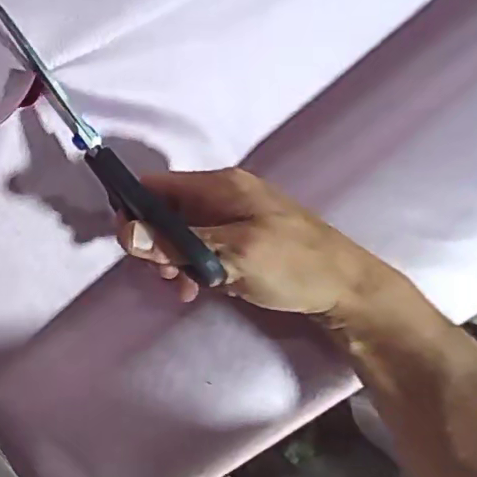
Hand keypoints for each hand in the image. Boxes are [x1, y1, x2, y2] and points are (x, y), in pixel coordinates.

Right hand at [115, 166, 405, 322]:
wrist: (350, 292)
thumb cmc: (294, 266)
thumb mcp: (231, 255)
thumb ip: (176, 243)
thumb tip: (126, 233)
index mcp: (220, 186)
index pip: (154, 185)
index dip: (132, 208)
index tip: (128, 242)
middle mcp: (222, 195)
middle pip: (162, 211)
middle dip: (153, 242)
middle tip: (161, 271)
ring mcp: (230, 217)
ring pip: (177, 232)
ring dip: (170, 259)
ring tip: (180, 285)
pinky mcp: (236, 239)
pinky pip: (197, 247)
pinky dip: (189, 266)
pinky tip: (195, 288)